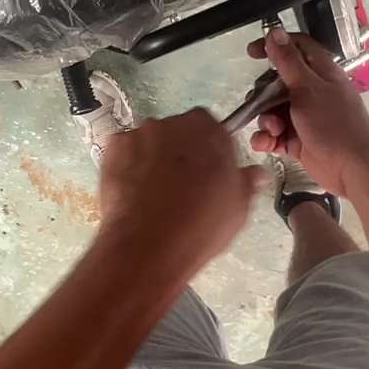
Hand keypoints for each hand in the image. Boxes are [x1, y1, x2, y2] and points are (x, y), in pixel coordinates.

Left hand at [97, 108, 265, 274]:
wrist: (148, 244)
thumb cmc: (200, 224)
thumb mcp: (238, 208)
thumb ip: (246, 182)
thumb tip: (255, 173)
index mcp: (210, 129)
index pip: (213, 129)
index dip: (211, 152)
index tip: (210, 174)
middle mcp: (174, 123)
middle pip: (180, 132)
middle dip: (181, 153)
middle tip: (183, 186)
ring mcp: (140, 134)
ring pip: (150, 143)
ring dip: (153, 159)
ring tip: (155, 195)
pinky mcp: (113, 149)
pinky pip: (125, 153)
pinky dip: (129, 167)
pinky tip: (134, 194)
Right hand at [245, 27, 368, 196]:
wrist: (353, 169)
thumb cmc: (334, 124)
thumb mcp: (308, 89)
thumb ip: (288, 61)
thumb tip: (274, 31)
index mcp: (321, 72)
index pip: (296, 48)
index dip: (275, 45)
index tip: (252, 53)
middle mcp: (313, 91)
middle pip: (278, 83)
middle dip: (263, 94)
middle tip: (259, 103)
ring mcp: (305, 117)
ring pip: (273, 111)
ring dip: (266, 120)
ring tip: (272, 130)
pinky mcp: (298, 140)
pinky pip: (275, 134)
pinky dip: (267, 138)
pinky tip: (264, 144)